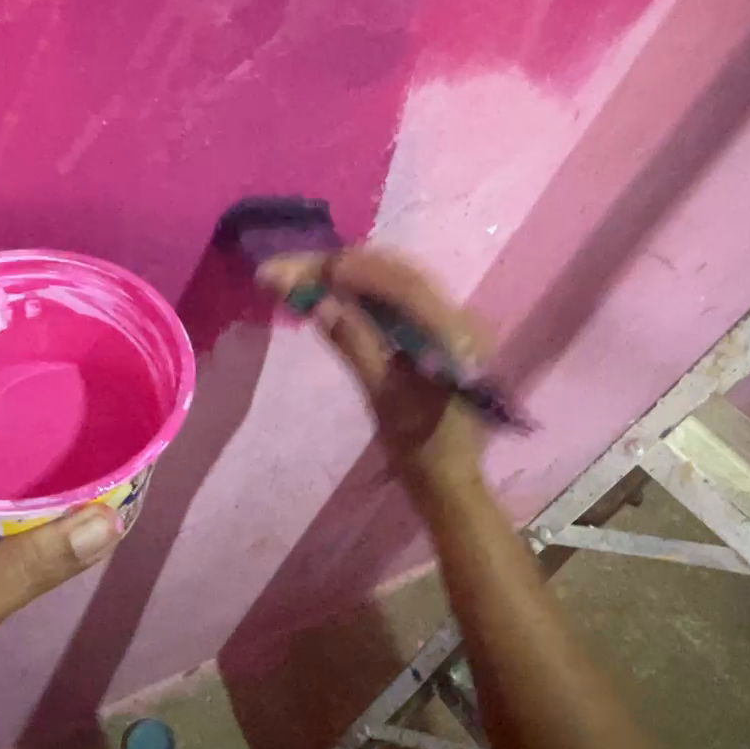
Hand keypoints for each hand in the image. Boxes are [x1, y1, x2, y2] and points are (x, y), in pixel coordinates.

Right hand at [258, 249, 490, 492]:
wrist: (450, 481)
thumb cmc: (421, 449)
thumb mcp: (384, 400)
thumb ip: (355, 344)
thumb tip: (320, 303)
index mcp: (454, 334)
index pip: (401, 284)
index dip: (353, 270)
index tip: (308, 268)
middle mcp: (458, 317)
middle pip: (396, 273)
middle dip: (342, 266)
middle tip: (291, 268)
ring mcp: (449, 322)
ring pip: (394, 282)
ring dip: (348, 275)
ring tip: (302, 275)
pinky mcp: (435, 331)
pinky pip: (396, 299)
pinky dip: (361, 292)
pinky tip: (330, 292)